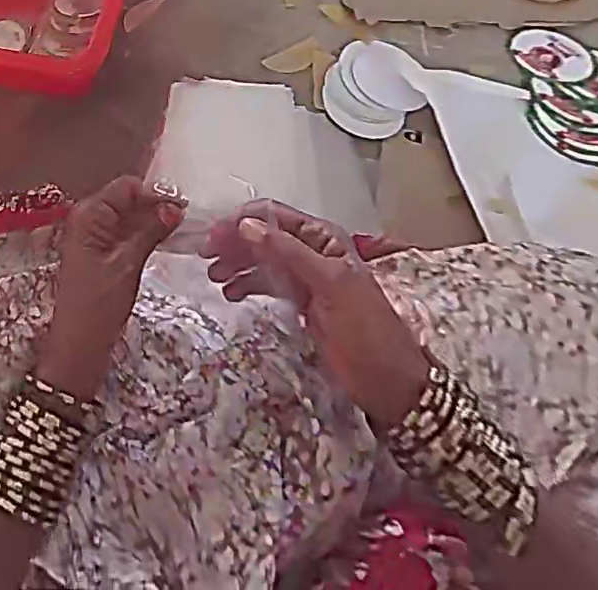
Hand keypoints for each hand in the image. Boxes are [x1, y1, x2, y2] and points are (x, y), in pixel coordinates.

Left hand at [35, 176, 185, 399]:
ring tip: (181, 226)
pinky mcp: (102, 251)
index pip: (126, 187)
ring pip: (129, 215)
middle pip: (127, 198)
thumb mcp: (128, 264)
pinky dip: (145, 232)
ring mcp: (94, 235)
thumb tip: (175, 206)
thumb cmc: (98, 304)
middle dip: (155, 204)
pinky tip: (165, 238)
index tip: (184, 204)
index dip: (155, 192)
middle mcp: (88, 218)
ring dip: (152, 218)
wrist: (79, 346)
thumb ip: (150, 230)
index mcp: (88, 214)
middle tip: (187, 216)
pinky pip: (126, 231)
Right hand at [200, 200, 427, 428]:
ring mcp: (305, 276)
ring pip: (262, 260)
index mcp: (322, 237)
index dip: (242, 221)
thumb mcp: (328, 284)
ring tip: (214, 278)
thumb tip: (246, 225)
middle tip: (206, 258)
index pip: (273, 215)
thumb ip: (288, 251)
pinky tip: (231, 294)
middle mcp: (312, 250)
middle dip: (234, 243)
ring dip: (237, 264)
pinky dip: (247, 285)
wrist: (391, 383)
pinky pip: (267, 283)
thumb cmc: (365, 329)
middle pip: (263, 236)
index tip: (213, 237)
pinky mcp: (301, 301)